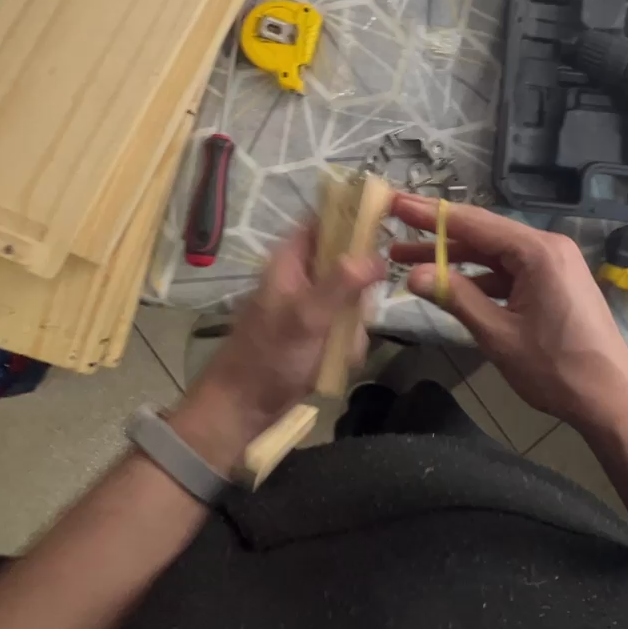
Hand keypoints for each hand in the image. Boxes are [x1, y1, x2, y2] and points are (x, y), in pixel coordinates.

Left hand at [177, 225, 382, 461]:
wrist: (244, 410)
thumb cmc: (269, 356)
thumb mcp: (307, 316)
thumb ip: (342, 283)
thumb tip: (377, 255)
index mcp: (290, 261)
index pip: (323, 221)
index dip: (351, 217)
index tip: (383, 226)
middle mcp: (302, 278)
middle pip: (348, 262)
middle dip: (359, 290)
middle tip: (357, 309)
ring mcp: (311, 308)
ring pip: (353, 299)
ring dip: (354, 324)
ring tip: (342, 345)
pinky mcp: (318, 335)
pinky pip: (348, 328)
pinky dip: (348, 345)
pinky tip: (338, 360)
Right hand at [388, 192, 627, 435]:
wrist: (611, 400)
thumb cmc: (557, 370)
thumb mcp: (498, 335)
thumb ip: (456, 299)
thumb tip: (412, 275)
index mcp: (538, 252)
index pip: (473, 223)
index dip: (429, 214)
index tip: (395, 203)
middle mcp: (548, 247)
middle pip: (483, 233)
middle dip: (436, 235)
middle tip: (393, 225)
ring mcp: (554, 264)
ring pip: (494, 253)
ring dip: (454, 259)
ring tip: (406, 259)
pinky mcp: (555, 282)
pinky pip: (509, 270)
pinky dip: (480, 276)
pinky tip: (450, 285)